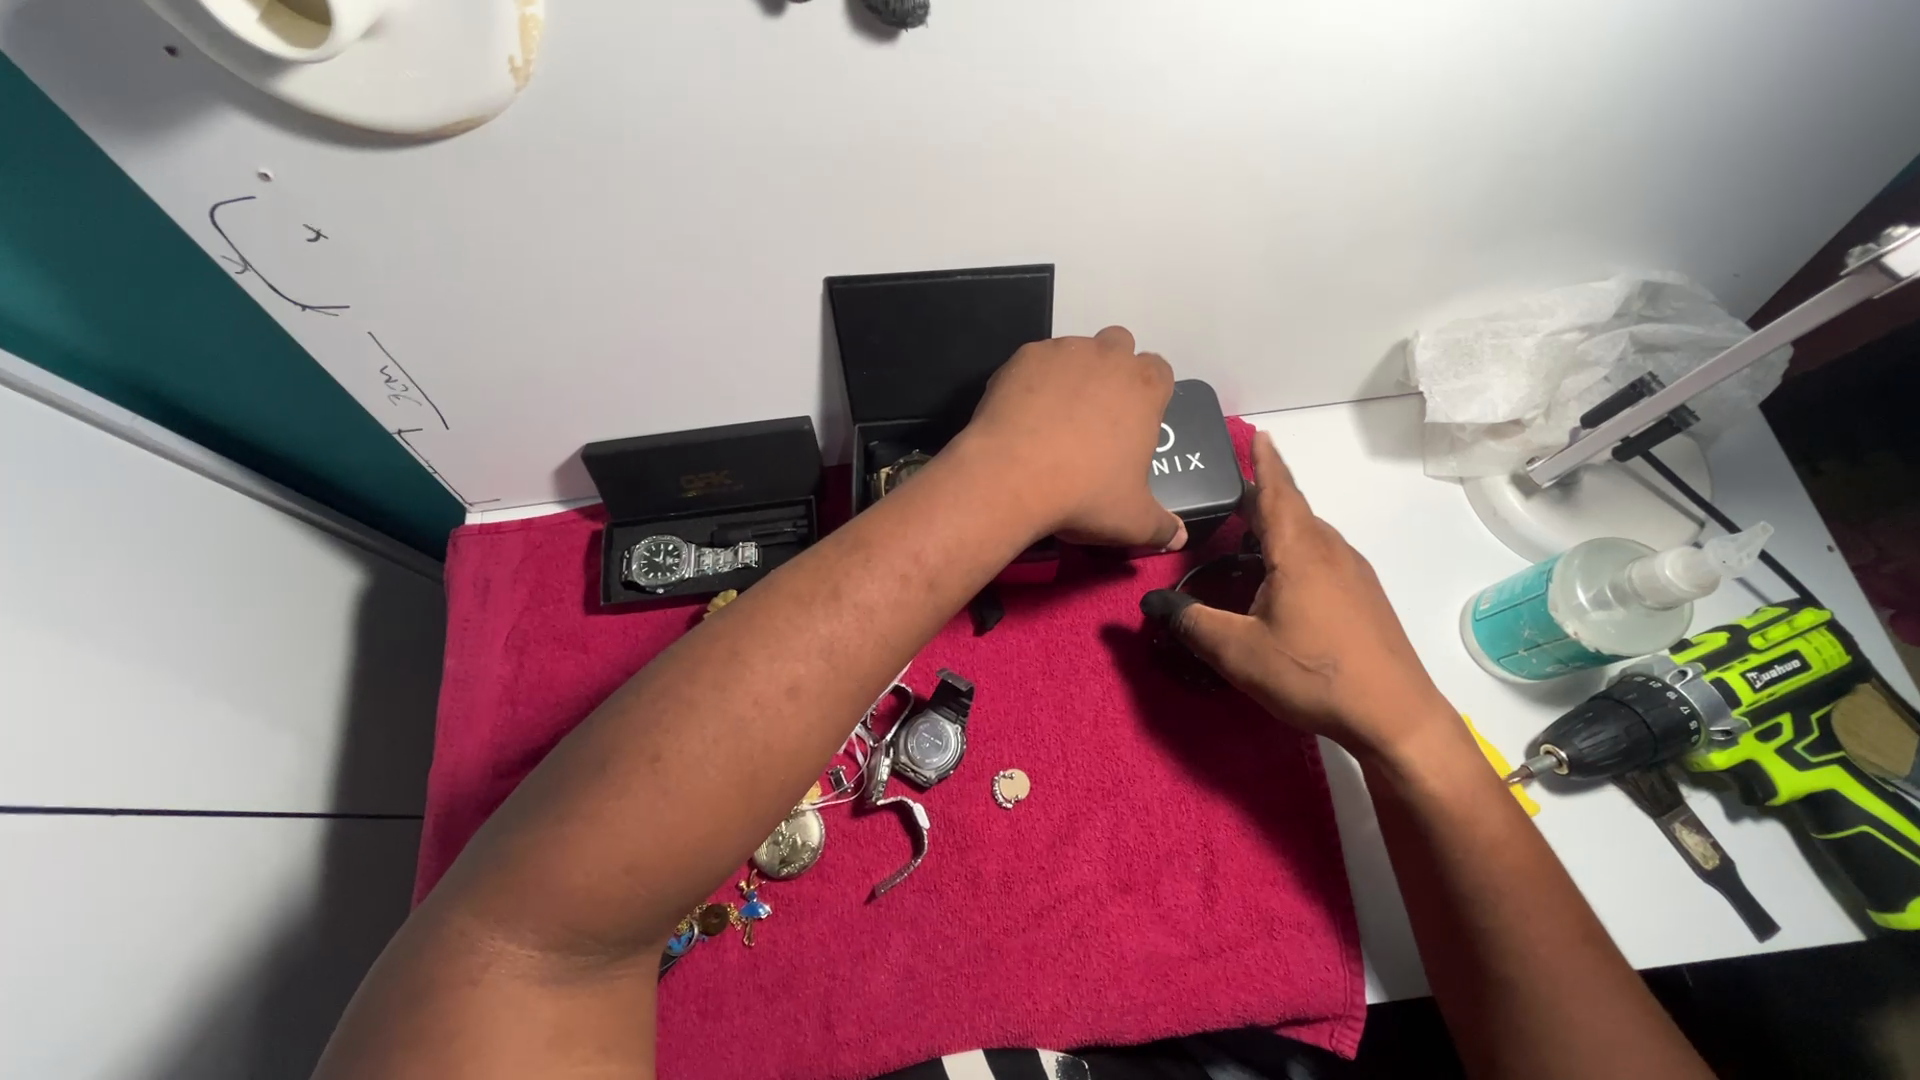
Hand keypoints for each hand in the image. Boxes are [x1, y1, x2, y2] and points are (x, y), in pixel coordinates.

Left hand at [950, 326, 1185, 549]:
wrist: (1011, 479)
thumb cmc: (1084, 496)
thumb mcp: (1132, 521)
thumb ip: (1160, 526)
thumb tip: (1178, 538)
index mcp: (1146, 387)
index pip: (1160, 371)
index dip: (1149, 393)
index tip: (1135, 421)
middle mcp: (1108, 357)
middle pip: (1119, 346)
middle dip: (1112, 370)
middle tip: (1095, 414)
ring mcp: (1063, 352)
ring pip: (1075, 351)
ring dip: (1071, 374)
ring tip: (1053, 417)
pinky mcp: (1022, 358)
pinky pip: (1034, 363)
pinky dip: (1032, 382)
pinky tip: (1022, 415)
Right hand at [1145, 432, 1449, 755]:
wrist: (1396, 715)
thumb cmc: (1312, 675)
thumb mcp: (1238, 653)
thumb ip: (1191, 623)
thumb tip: (1151, 603)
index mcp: (1299, 552)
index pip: (1277, 492)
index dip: (1263, 462)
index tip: (1257, 434)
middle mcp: (1331, 551)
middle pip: (1293, 510)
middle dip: (1263, 497)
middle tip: (1228, 501)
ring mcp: (1354, 573)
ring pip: (1310, 535)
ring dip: (1280, 527)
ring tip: (1248, 539)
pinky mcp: (1365, 596)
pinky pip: (1323, 556)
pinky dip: (1296, 551)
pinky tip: (1282, 579)